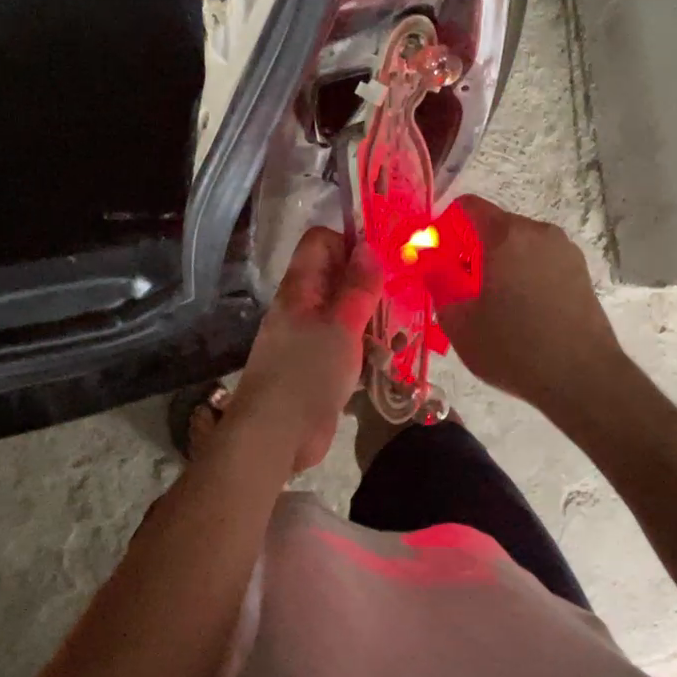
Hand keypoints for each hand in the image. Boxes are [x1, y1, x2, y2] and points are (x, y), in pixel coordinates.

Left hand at [227, 227, 382, 472]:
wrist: (277, 434)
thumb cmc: (308, 372)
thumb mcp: (342, 325)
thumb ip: (358, 287)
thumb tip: (368, 245)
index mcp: (300, 288)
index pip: (321, 242)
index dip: (350, 243)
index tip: (382, 262)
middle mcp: (302, 306)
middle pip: (336, 276)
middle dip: (369, 284)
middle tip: (400, 298)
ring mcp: (307, 336)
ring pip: (344, 312)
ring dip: (371, 319)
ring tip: (399, 333)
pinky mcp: (317, 365)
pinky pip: (344, 343)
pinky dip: (364, 347)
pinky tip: (386, 359)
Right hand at [435, 196, 624, 408]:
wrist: (583, 378)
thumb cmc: (513, 348)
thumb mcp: (458, 319)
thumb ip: (436, 278)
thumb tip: (428, 258)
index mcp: (505, 236)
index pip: (466, 206)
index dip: (444, 228)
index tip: (439, 261)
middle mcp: (538, 232)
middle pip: (492, 225)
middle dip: (470, 250)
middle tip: (461, 290)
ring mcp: (564, 250)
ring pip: (517, 243)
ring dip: (498, 263)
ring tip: (494, 306)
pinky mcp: (580, 270)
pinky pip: (539, 259)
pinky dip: (523, 273)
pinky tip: (523, 312)